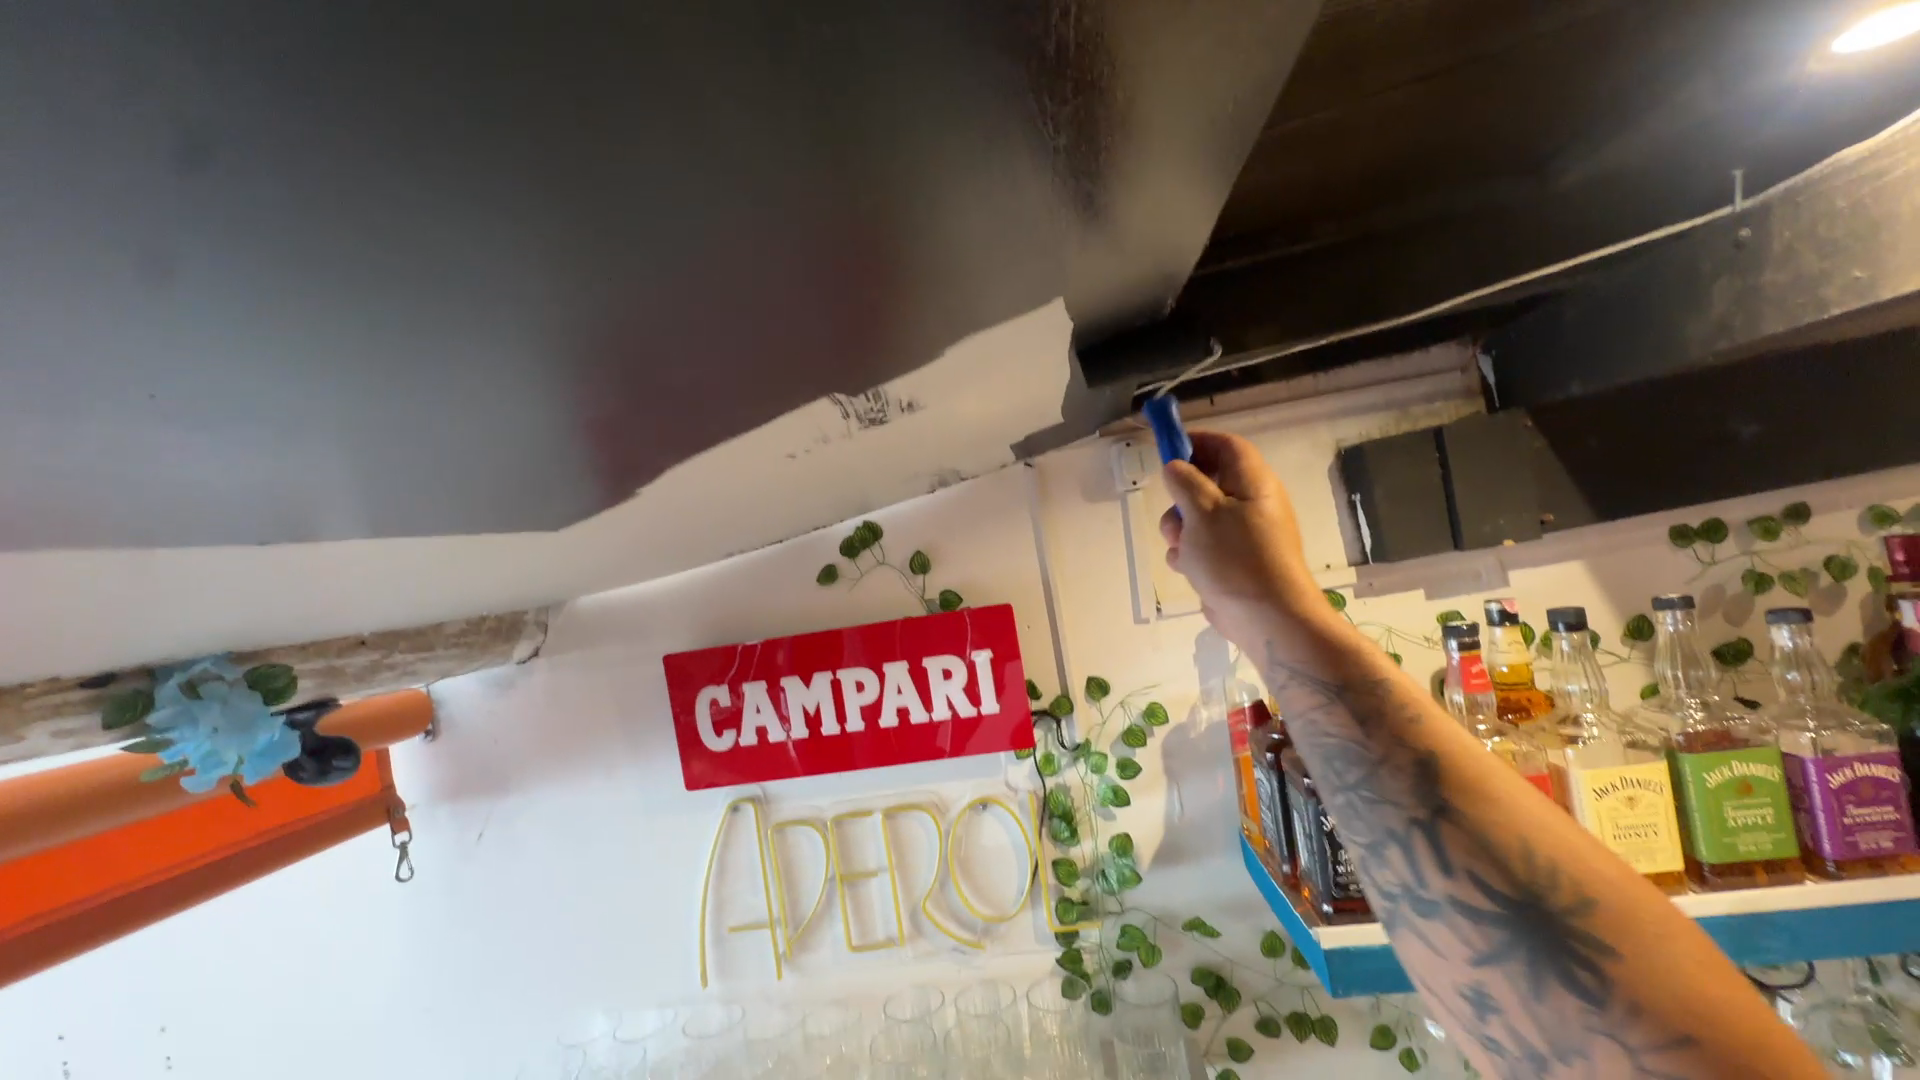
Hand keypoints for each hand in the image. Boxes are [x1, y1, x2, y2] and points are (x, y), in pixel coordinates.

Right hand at [1160, 431, 1329, 647]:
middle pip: (1207, 482)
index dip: (1196, 441)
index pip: (1226, 446)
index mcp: (1254, 483)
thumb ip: (1185, 482)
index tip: (1166, 448)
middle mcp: (1251, 504)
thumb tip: (1176, 467)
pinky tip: (1189, 569)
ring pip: (1198, 518)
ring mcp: (1242, 535)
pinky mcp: (1232, 561)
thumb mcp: (1204, 511)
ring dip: (1180, 529)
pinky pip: (1202, 546)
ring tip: (1180, 548)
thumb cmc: (1236, 558)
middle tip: (1172, 512)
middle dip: (1181, 497)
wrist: (1266, 619)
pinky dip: (1189, 554)